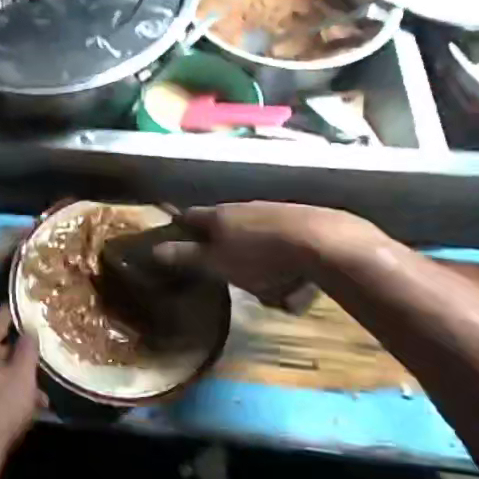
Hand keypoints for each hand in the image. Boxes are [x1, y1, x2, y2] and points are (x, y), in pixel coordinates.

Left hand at [0, 306, 42, 475]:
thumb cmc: (0, 409)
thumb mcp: (22, 376)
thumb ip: (28, 348)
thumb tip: (30, 327)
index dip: (18, 312)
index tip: (35, 307)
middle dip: (22, 351)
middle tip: (44, 353)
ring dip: (19, 377)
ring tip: (42, 394)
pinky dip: (9, 390)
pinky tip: (27, 408)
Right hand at [152, 202, 384, 302]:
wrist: (324, 243)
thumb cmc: (260, 257)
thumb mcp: (217, 263)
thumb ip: (186, 257)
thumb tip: (154, 249)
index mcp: (219, 215)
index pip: (190, 215)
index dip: (180, 225)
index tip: (174, 237)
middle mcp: (244, 206)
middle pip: (222, 220)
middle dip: (217, 238)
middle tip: (216, 262)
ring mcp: (274, 210)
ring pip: (252, 226)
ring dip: (248, 244)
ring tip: (255, 271)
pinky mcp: (302, 219)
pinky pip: (279, 235)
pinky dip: (276, 248)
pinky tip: (286, 267)